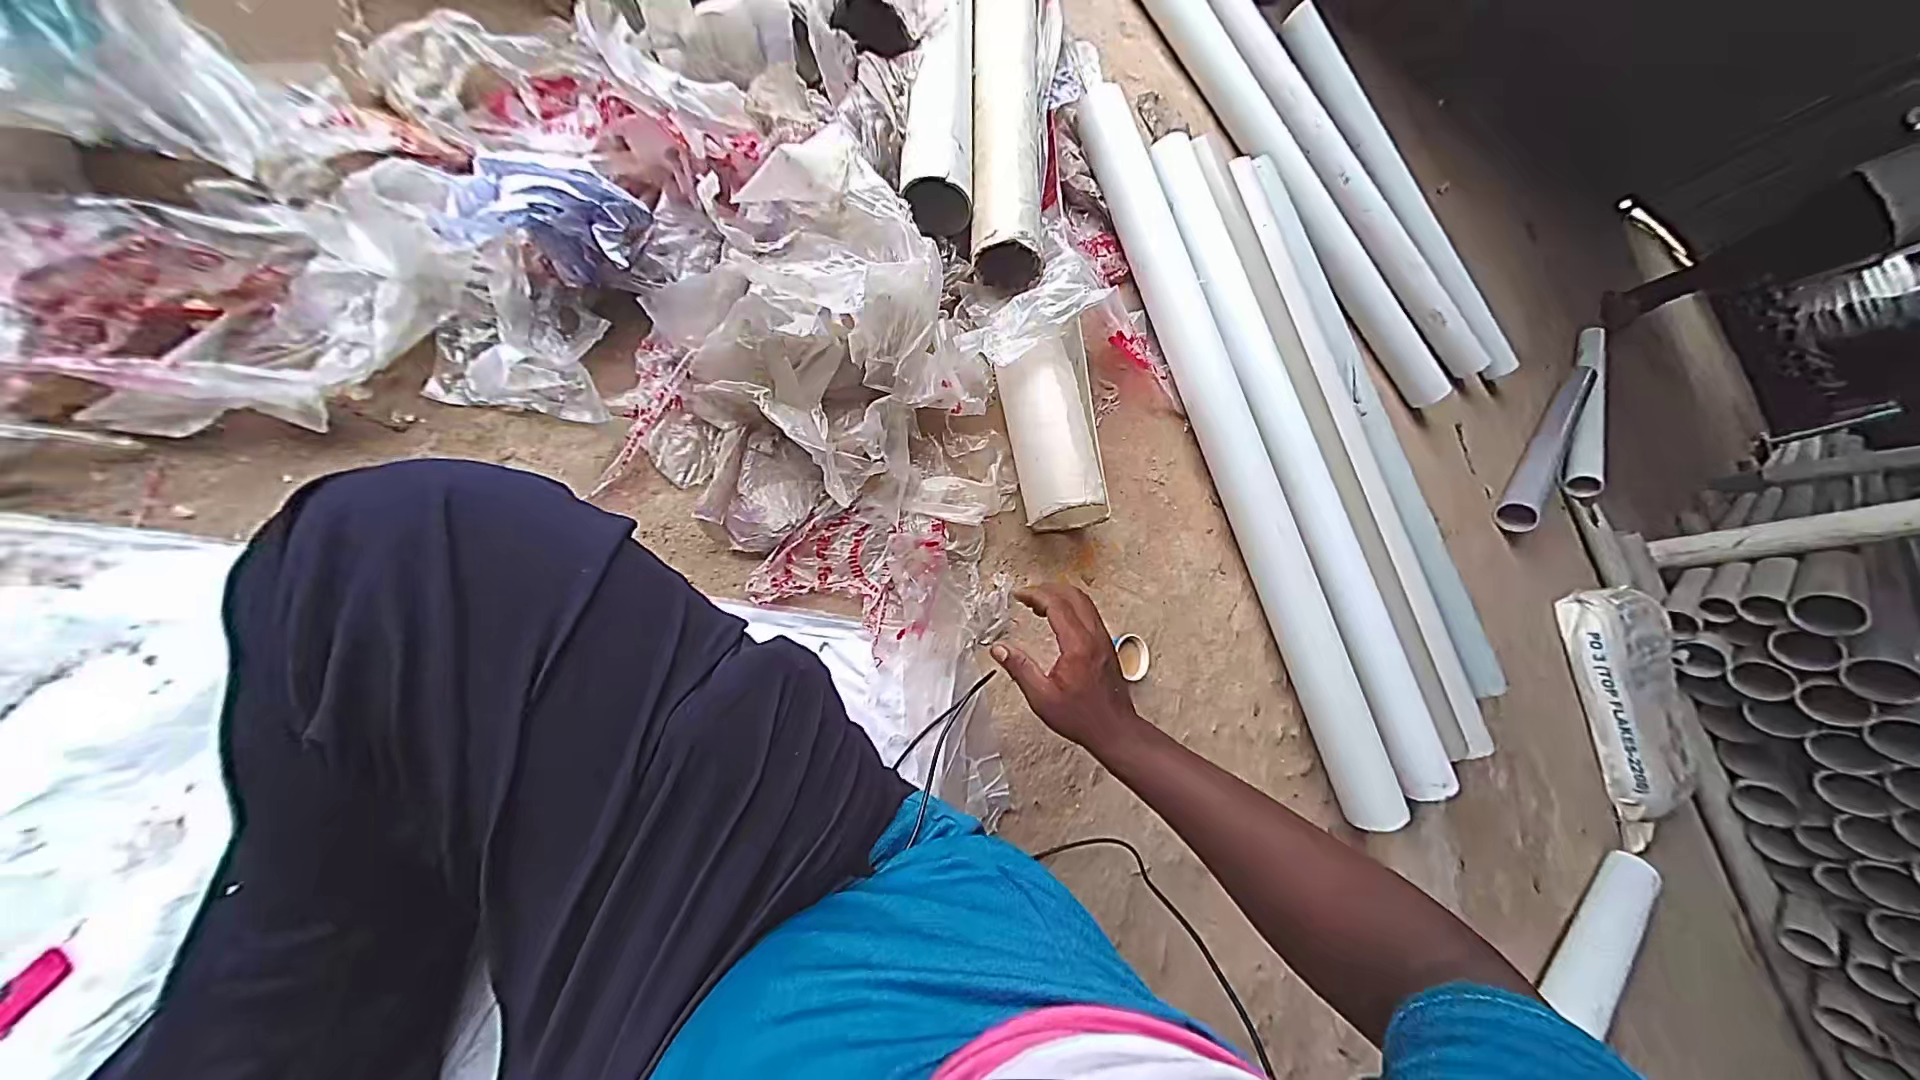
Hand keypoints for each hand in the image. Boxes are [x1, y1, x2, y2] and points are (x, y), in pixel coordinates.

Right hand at [990, 584, 1148, 755]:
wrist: (1114, 730)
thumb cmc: (1083, 717)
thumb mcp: (1042, 697)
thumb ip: (1019, 669)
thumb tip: (999, 650)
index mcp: (1078, 645)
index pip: (1057, 604)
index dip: (1035, 594)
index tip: (1020, 595)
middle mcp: (1094, 637)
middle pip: (1073, 595)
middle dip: (1048, 589)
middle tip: (1028, 595)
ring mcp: (1103, 640)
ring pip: (1084, 602)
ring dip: (1061, 596)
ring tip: (1039, 604)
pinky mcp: (1106, 646)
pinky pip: (1090, 614)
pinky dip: (1072, 607)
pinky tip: (1059, 619)